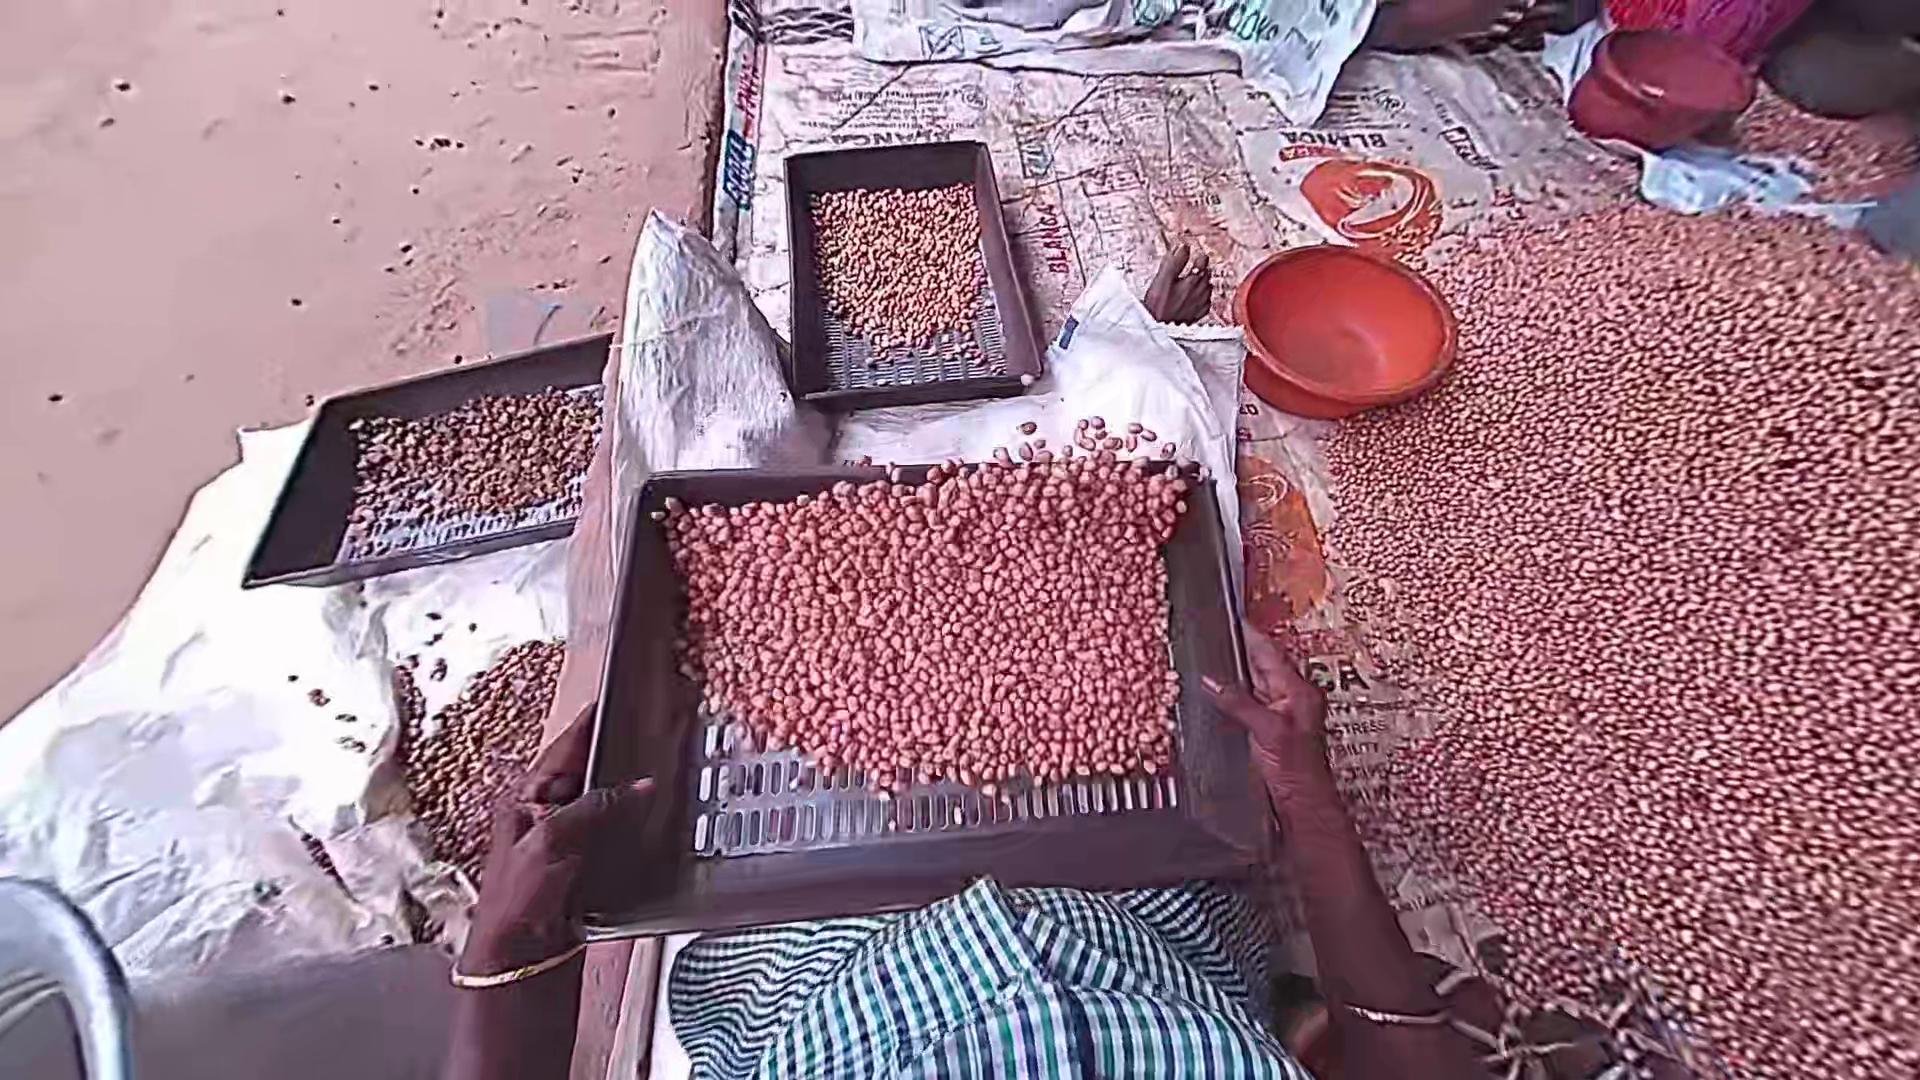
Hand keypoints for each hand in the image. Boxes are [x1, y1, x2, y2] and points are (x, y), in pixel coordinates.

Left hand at [459, 704, 653, 976]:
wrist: (521, 957)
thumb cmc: (520, 898)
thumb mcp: (550, 842)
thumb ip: (596, 807)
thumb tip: (646, 784)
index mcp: (531, 794)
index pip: (569, 742)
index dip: (596, 716)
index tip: (625, 691)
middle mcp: (553, 803)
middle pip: (594, 761)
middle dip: (624, 742)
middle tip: (660, 719)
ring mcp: (574, 825)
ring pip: (611, 787)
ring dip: (635, 773)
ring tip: (669, 749)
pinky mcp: (592, 846)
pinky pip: (620, 814)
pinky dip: (639, 803)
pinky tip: (663, 795)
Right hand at [1144, 241, 1212, 323]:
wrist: (1158, 330)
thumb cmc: (1158, 307)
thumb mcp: (1162, 280)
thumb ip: (1174, 261)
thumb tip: (1183, 247)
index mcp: (1194, 280)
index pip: (1203, 260)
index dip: (1197, 255)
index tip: (1193, 255)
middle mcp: (1201, 291)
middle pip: (1206, 274)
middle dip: (1200, 269)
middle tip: (1192, 267)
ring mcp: (1200, 305)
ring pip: (1206, 288)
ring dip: (1201, 283)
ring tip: (1191, 283)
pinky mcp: (1197, 316)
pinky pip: (1204, 303)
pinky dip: (1201, 298)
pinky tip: (1193, 299)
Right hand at [1203, 632, 1333, 806]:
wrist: (1302, 804)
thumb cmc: (1297, 770)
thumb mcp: (1266, 730)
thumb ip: (1237, 702)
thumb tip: (1211, 681)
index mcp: (1298, 691)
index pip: (1269, 652)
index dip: (1250, 634)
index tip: (1233, 617)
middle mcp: (1290, 697)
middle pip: (1258, 665)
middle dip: (1236, 650)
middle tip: (1212, 633)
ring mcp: (1278, 712)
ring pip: (1251, 682)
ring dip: (1231, 672)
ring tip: (1208, 655)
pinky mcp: (1266, 726)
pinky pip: (1245, 699)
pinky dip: (1230, 691)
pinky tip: (1214, 689)